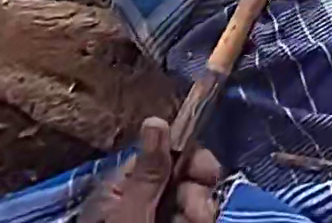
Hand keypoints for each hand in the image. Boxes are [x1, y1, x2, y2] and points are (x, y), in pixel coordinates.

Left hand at [81, 117, 222, 222]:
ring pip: (189, 207)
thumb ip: (147, 172)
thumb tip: (156, 119)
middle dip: (198, 190)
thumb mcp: (129, 215)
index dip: (189, 156)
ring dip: (200, 211)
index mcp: (122, 187)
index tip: (208, 170)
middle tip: (200, 213)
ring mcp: (155, 222)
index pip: (161, 153)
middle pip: (180, 179)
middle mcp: (139, 203)